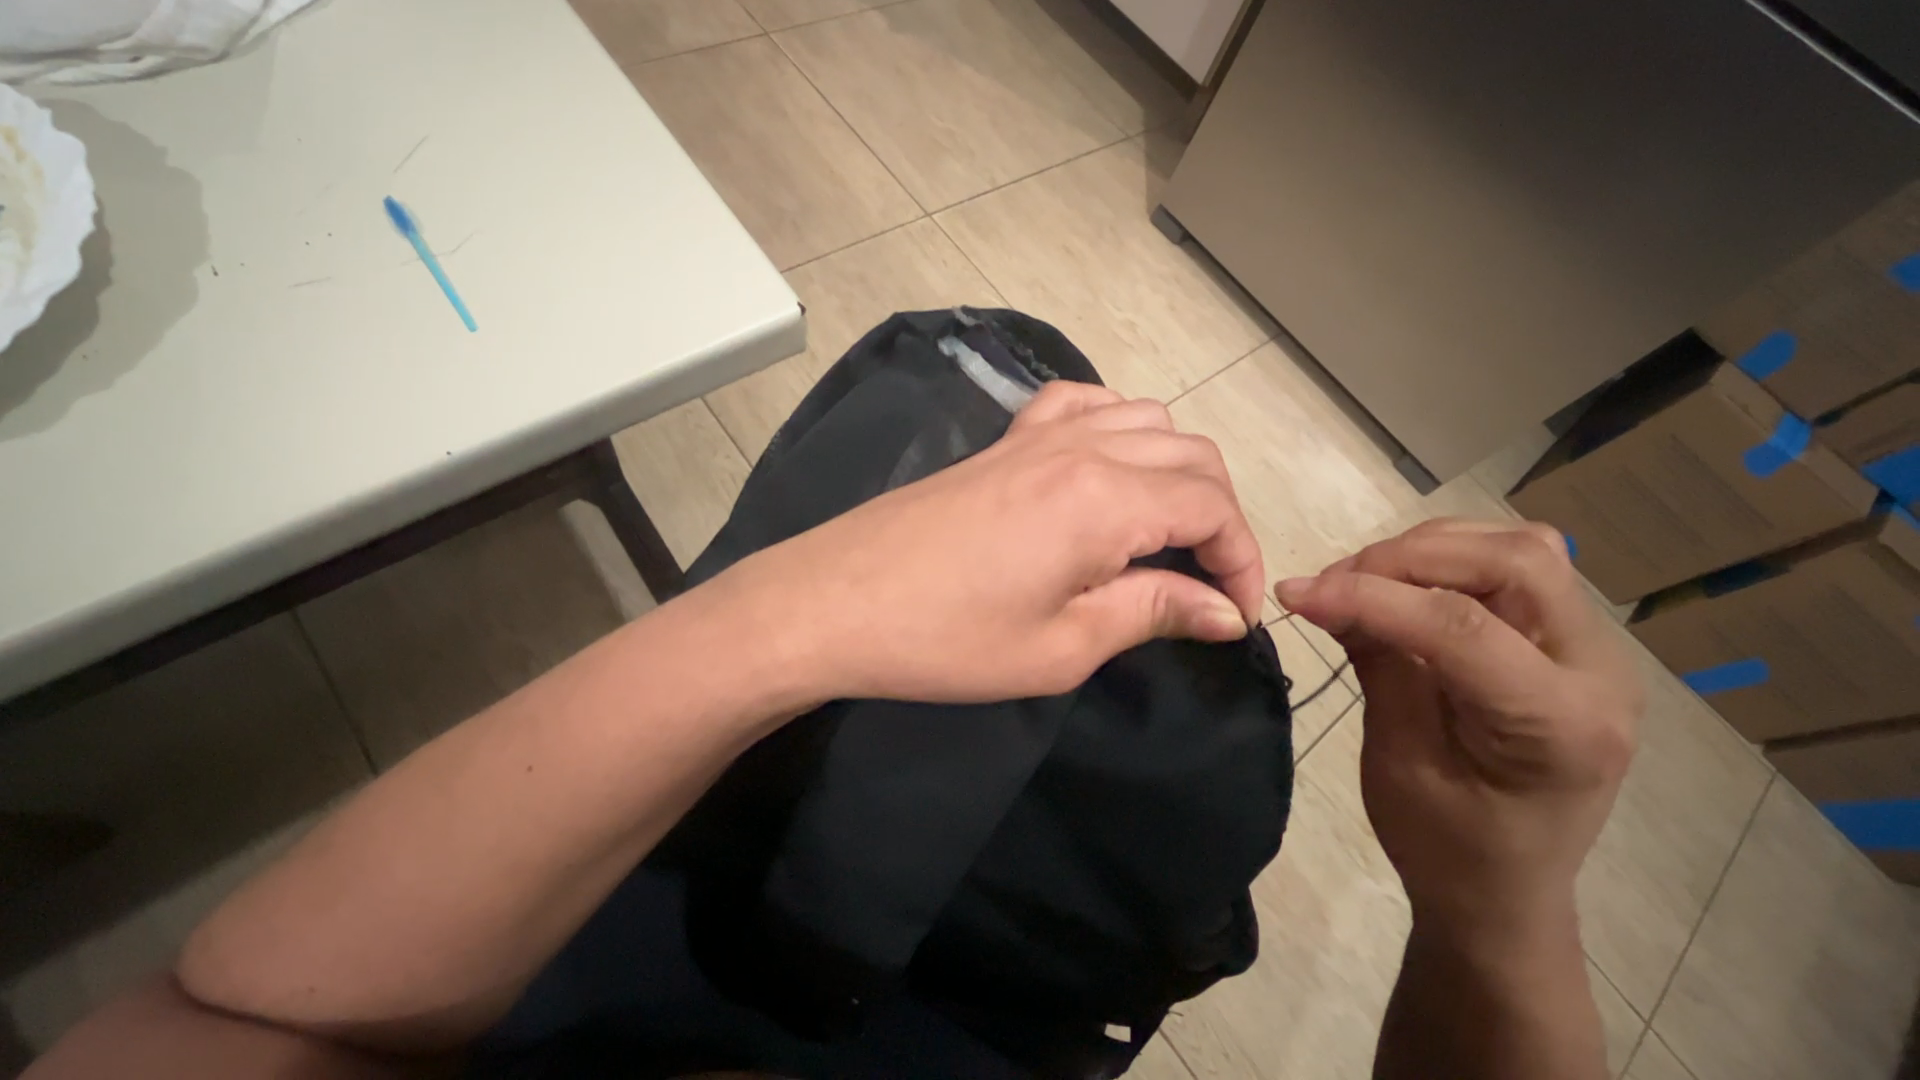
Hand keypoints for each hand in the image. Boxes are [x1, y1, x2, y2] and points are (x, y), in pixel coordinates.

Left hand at [708, 381, 1265, 704]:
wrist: (833, 603)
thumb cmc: (945, 641)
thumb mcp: (1060, 646)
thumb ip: (1151, 612)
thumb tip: (1222, 611)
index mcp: (1103, 499)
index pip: (1212, 507)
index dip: (1242, 561)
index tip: (1235, 615)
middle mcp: (1081, 447)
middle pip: (1193, 457)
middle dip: (1222, 518)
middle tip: (1209, 584)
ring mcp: (1037, 435)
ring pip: (1147, 420)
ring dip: (1178, 472)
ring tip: (1168, 534)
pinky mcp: (1004, 440)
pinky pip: (1084, 405)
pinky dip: (1120, 428)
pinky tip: (1111, 469)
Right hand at [1275, 519, 1641, 935]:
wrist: (1502, 891)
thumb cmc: (1444, 846)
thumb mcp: (1398, 760)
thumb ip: (1375, 662)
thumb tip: (1318, 590)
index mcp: (1559, 724)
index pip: (1460, 625)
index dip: (1369, 596)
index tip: (1295, 592)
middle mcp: (1599, 672)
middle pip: (1512, 560)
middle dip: (1407, 557)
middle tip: (1334, 584)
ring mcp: (1594, 651)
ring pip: (1519, 548)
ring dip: (1430, 550)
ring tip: (1364, 582)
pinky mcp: (1571, 640)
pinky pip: (1518, 567)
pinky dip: (1450, 560)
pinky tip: (1405, 589)